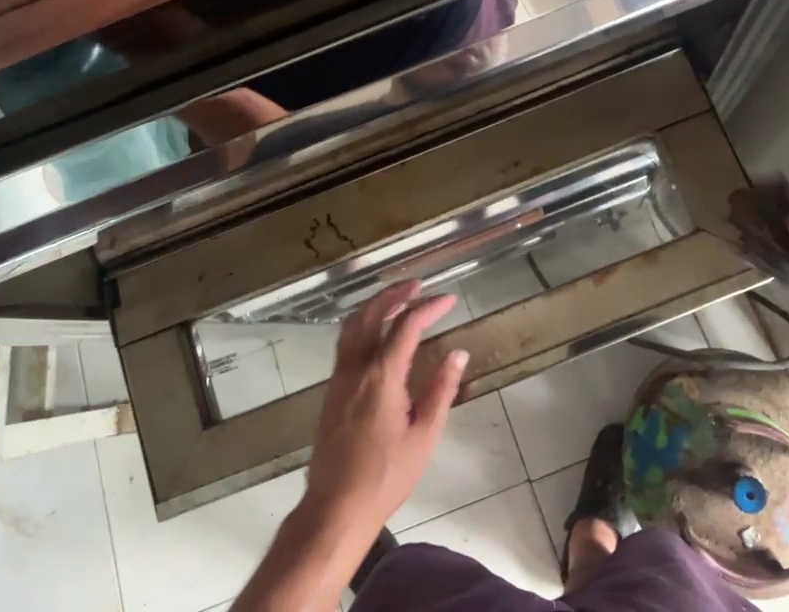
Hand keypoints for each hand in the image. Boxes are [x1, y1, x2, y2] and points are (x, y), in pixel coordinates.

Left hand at [302, 280, 468, 533]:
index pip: (406, 326)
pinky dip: (362, 324)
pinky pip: (345, 342)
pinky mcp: (331, 390)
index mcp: (382, 376)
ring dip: (374, 306)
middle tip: (418, 285)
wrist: (337, 504)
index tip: (449, 300)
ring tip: (397, 299)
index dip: (429, 307)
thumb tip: (457, 354)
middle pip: (371, 314)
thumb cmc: (387, 474)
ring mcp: (338, 378)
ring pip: (352, 325)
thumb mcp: (424, 435)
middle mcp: (356, 368)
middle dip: (395, 293)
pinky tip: (376, 332)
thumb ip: (441, 390)